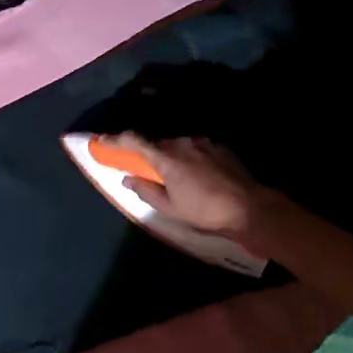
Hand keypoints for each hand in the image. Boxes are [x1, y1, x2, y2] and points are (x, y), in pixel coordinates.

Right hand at [102, 134, 304, 251]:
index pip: (134, 141)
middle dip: (148, 155)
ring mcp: (202, 142)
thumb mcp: (170, 208)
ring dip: (170, 157)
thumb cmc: (206, 212)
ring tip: (178, 179)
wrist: (251, 208)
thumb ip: (146, 190)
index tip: (101, 141)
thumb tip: (128, 178)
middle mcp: (182, 143)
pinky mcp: (218, 146)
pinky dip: (188, 158)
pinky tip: (197, 176)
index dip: (115, 140)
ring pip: (176, 146)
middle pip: (156, 144)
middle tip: (148, 172)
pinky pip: (194, 148)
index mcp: (167, 158)